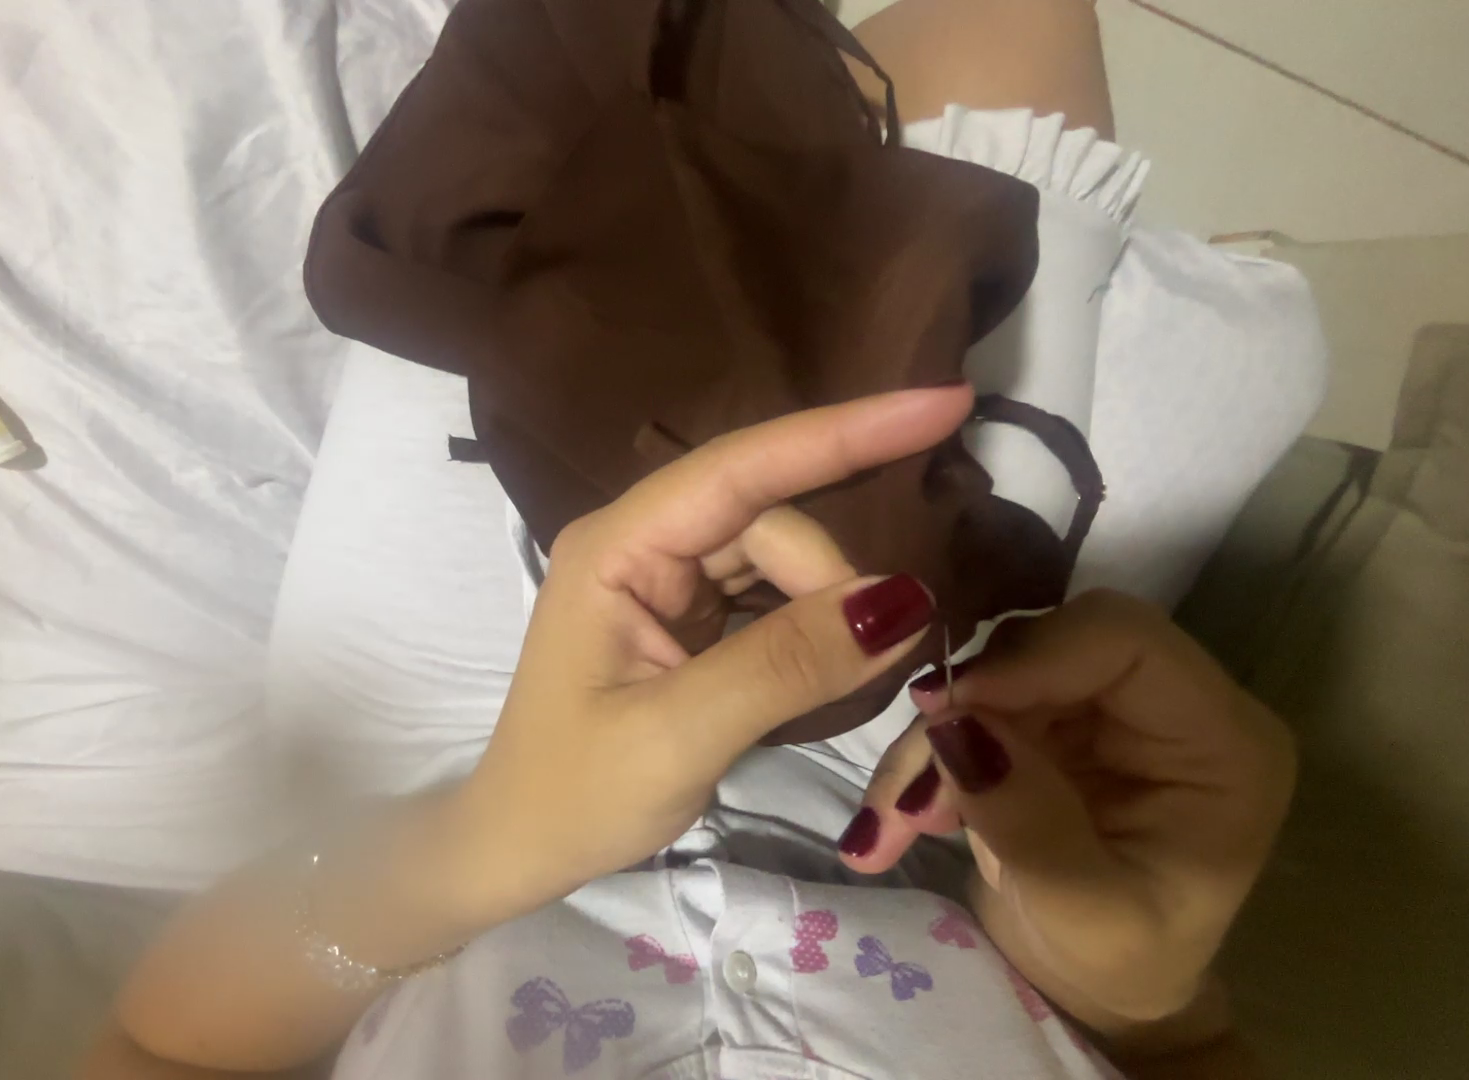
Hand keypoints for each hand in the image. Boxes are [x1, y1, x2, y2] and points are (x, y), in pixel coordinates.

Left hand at [448, 387, 973, 920]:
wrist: (525, 842)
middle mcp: (640, 545)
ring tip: (854, 671)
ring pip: (775, 559)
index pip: (738, 469)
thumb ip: (784, 663)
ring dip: (826, 604)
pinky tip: (829, 664)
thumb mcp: (678, 734)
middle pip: (767, 520)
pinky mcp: (685, 617)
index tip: (943, 404)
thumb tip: (901, 599)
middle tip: (877, 658)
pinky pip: (767, 596)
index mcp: (616, 549)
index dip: (841, 433)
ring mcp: (663, 580)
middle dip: (830, 579)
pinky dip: (809, 626)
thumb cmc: (575, 793)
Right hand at [839, 591, 1294, 1040]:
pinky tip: (898, 817)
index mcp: (1215, 742)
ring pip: (982, 671)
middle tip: (912, 782)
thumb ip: (1029, 823)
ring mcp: (1087, 703)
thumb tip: (956, 726)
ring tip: (896, 821)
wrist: (1087, 971)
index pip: (1123, 639)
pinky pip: (959, 703)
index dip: (1030, 657)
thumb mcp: (1086, 914)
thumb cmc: (1119, 956)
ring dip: (928, 742)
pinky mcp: (1034, 713)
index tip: (947, 706)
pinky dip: (919, 754)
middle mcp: (1154, 702)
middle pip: (1038, 644)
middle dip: (963, 709)